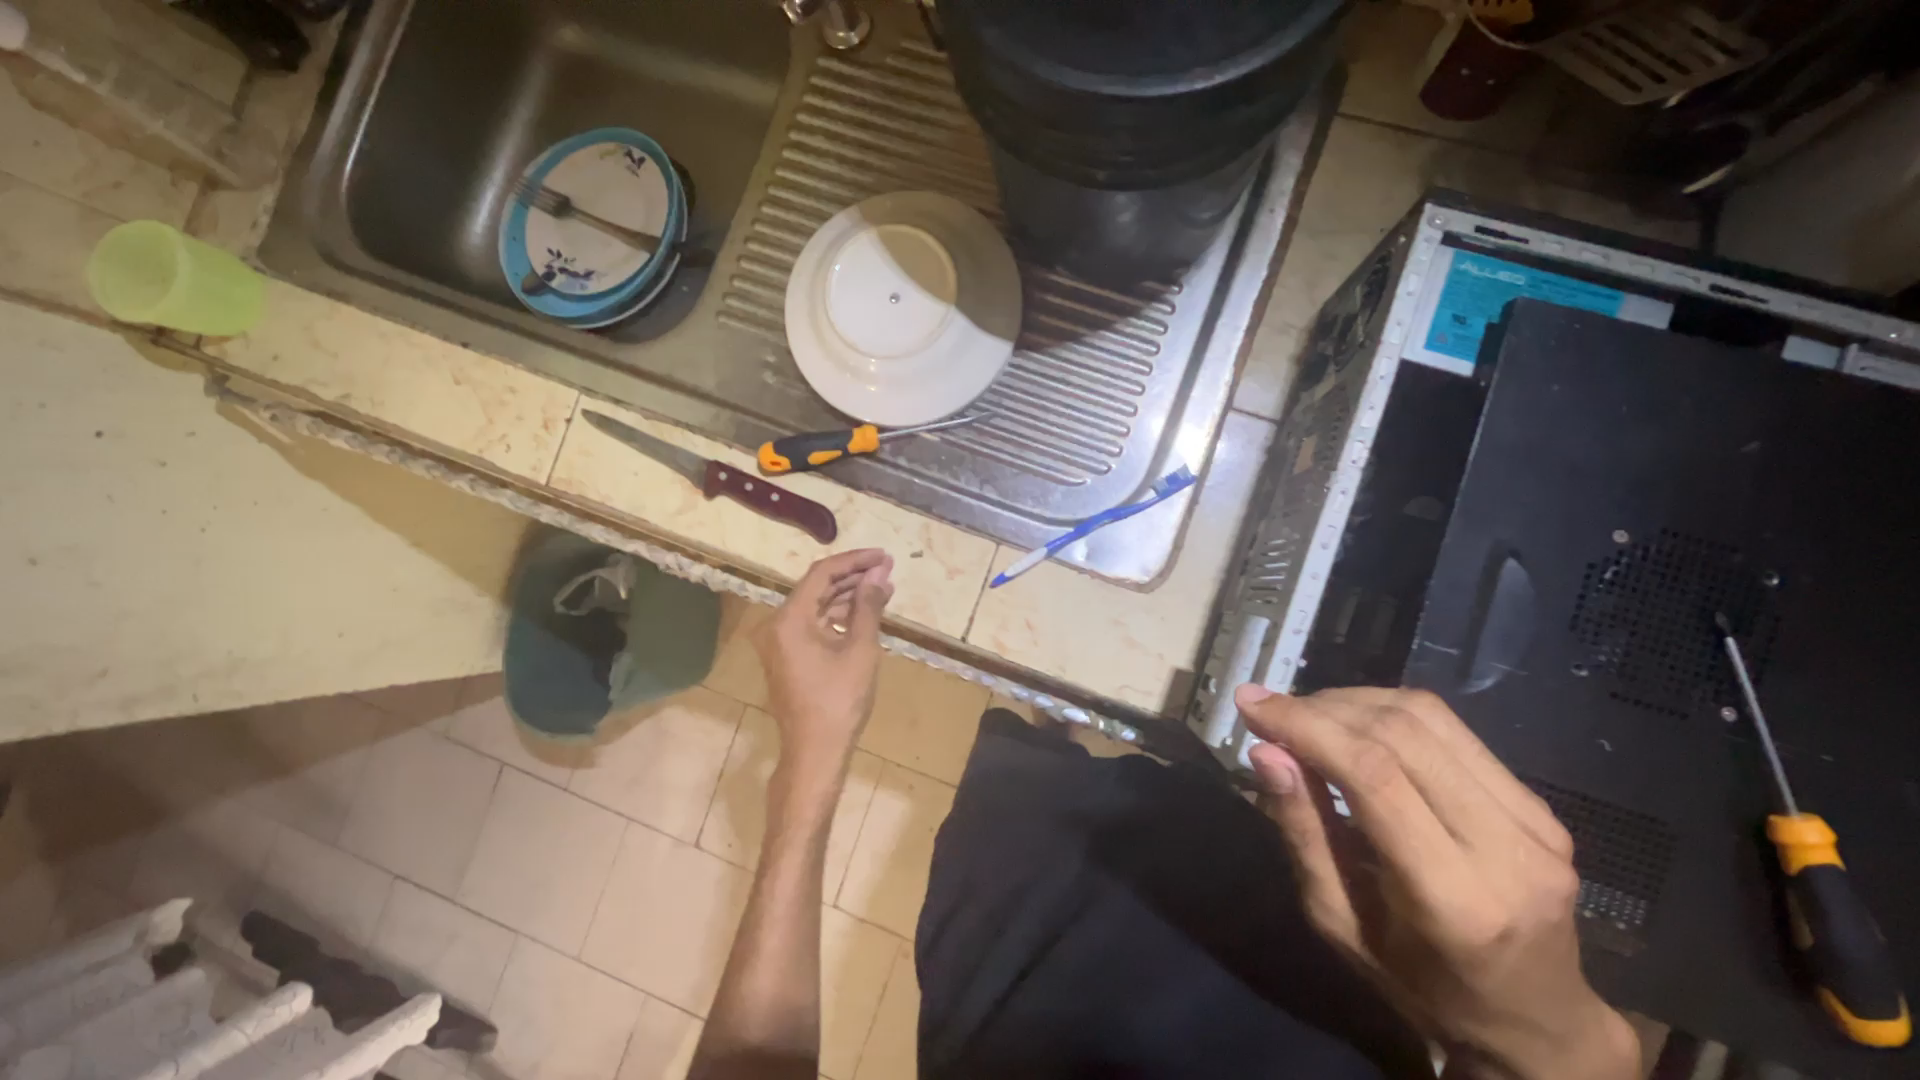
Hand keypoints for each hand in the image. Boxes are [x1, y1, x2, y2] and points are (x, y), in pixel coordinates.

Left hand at [755, 549, 894, 774]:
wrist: (815, 752)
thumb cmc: (839, 701)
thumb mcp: (860, 650)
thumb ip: (868, 606)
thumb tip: (879, 573)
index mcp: (788, 619)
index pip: (821, 574)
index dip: (855, 561)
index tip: (884, 556)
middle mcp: (776, 625)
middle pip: (816, 588)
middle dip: (853, 577)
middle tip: (887, 569)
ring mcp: (778, 642)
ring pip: (815, 607)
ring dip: (847, 597)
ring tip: (883, 589)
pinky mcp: (786, 657)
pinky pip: (812, 626)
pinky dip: (837, 618)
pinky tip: (863, 614)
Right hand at [1235, 685, 1638, 1079]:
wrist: (1536, 1021)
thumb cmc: (1419, 986)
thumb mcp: (1340, 925)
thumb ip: (1304, 834)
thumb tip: (1265, 752)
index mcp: (1454, 898)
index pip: (1374, 776)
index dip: (1306, 727)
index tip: (1250, 705)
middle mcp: (1508, 849)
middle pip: (1403, 736)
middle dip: (1322, 708)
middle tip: (1269, 708)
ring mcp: (1535, 823)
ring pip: (1431, 719)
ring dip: (1354, 702)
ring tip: (1306, 714)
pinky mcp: (1542, 806)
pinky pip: (1456, 734)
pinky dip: (1391, 716)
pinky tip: (1355, 727)